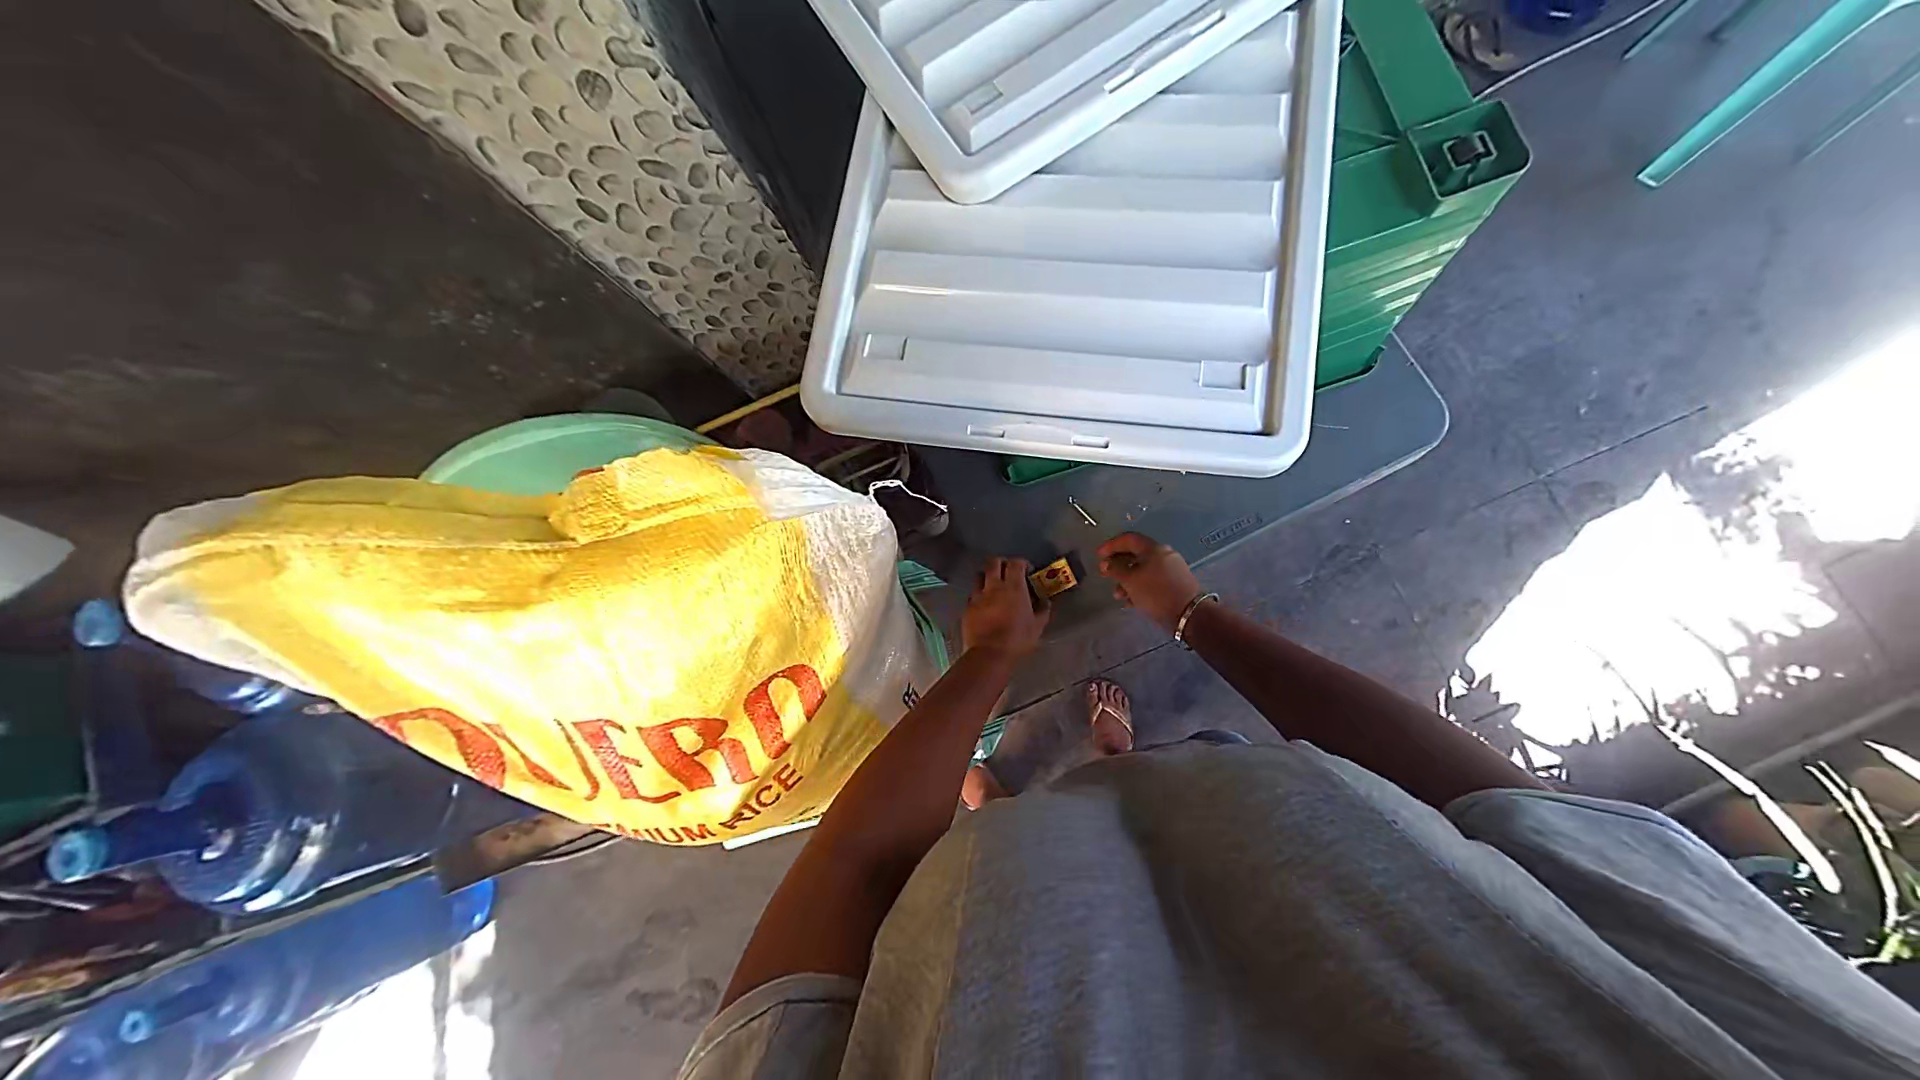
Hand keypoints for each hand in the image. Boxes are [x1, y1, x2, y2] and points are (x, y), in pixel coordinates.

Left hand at [961, 557, 1051, 657]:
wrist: (989, 653)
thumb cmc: (1017, 639)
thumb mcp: (1037, 626)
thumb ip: (1042, 611)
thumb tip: (1046, 602)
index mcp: (1013, 587)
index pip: (1015, 563)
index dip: (1021, 563)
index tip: (1026, 569)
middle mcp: (994, 586)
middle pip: (993, 562)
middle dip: (1001, 563)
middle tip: (1007, 571)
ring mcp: (978, 596)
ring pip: (979, 575)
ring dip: (987, 576)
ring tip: (993, 585)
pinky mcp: (967, 607)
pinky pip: (973, 595)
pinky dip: (979, 595)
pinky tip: (984, 604)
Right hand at [1097, 532, 1201, 631]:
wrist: (1188, 614)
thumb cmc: (1156, 593)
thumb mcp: (1130, 580)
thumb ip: (1115, 569)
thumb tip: (1106, 563)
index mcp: (1153, 549)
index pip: (1128, 539)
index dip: (1111, 545)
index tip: (1098, 555)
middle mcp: (1163, 555)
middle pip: (1135, 555)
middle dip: (1117, 565)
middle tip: (1104, 574)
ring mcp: (1170, 569)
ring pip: (1142, 570)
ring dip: (1127, 580)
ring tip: (1118, 595)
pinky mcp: (1174, 584)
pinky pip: (1151, 581)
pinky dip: (1138, 587)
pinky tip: (1131, 601)